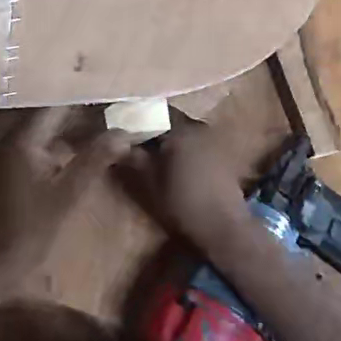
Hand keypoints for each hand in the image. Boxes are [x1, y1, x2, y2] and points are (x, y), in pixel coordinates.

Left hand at [0, 106, 132, 272]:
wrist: (1, 258)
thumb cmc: (33, 224)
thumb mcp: (69, 191)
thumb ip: (96, 158)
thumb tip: (125, 132)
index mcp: (24, 139)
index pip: (57, 106)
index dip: (86, 100)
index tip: (114, 96)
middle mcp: (17, 139)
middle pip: (54, 115)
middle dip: (85, 112)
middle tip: (118, 109)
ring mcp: (17, 153)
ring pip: (52, 130)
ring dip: (78, 128)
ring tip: (111, 123)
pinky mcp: (21, 167)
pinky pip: (48, 144)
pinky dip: (69, 143)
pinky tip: (92, 147)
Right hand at [120, 115, 251, 246]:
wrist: (223, 226)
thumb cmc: (181, 202)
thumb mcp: (148, 181)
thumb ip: (132, 157)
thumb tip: (117, 141)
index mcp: (181, 128)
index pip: (154, 114)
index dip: (137, 123)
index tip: (124, 136)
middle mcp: (200, 128)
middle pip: (170, 123)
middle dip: (154, 133)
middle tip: (136, 148)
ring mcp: (214, 142)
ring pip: (184, 135)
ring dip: (170, 144)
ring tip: (154, 161)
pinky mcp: (223, 157)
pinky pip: (196, 147)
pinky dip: (184, 153)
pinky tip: (175, 169)